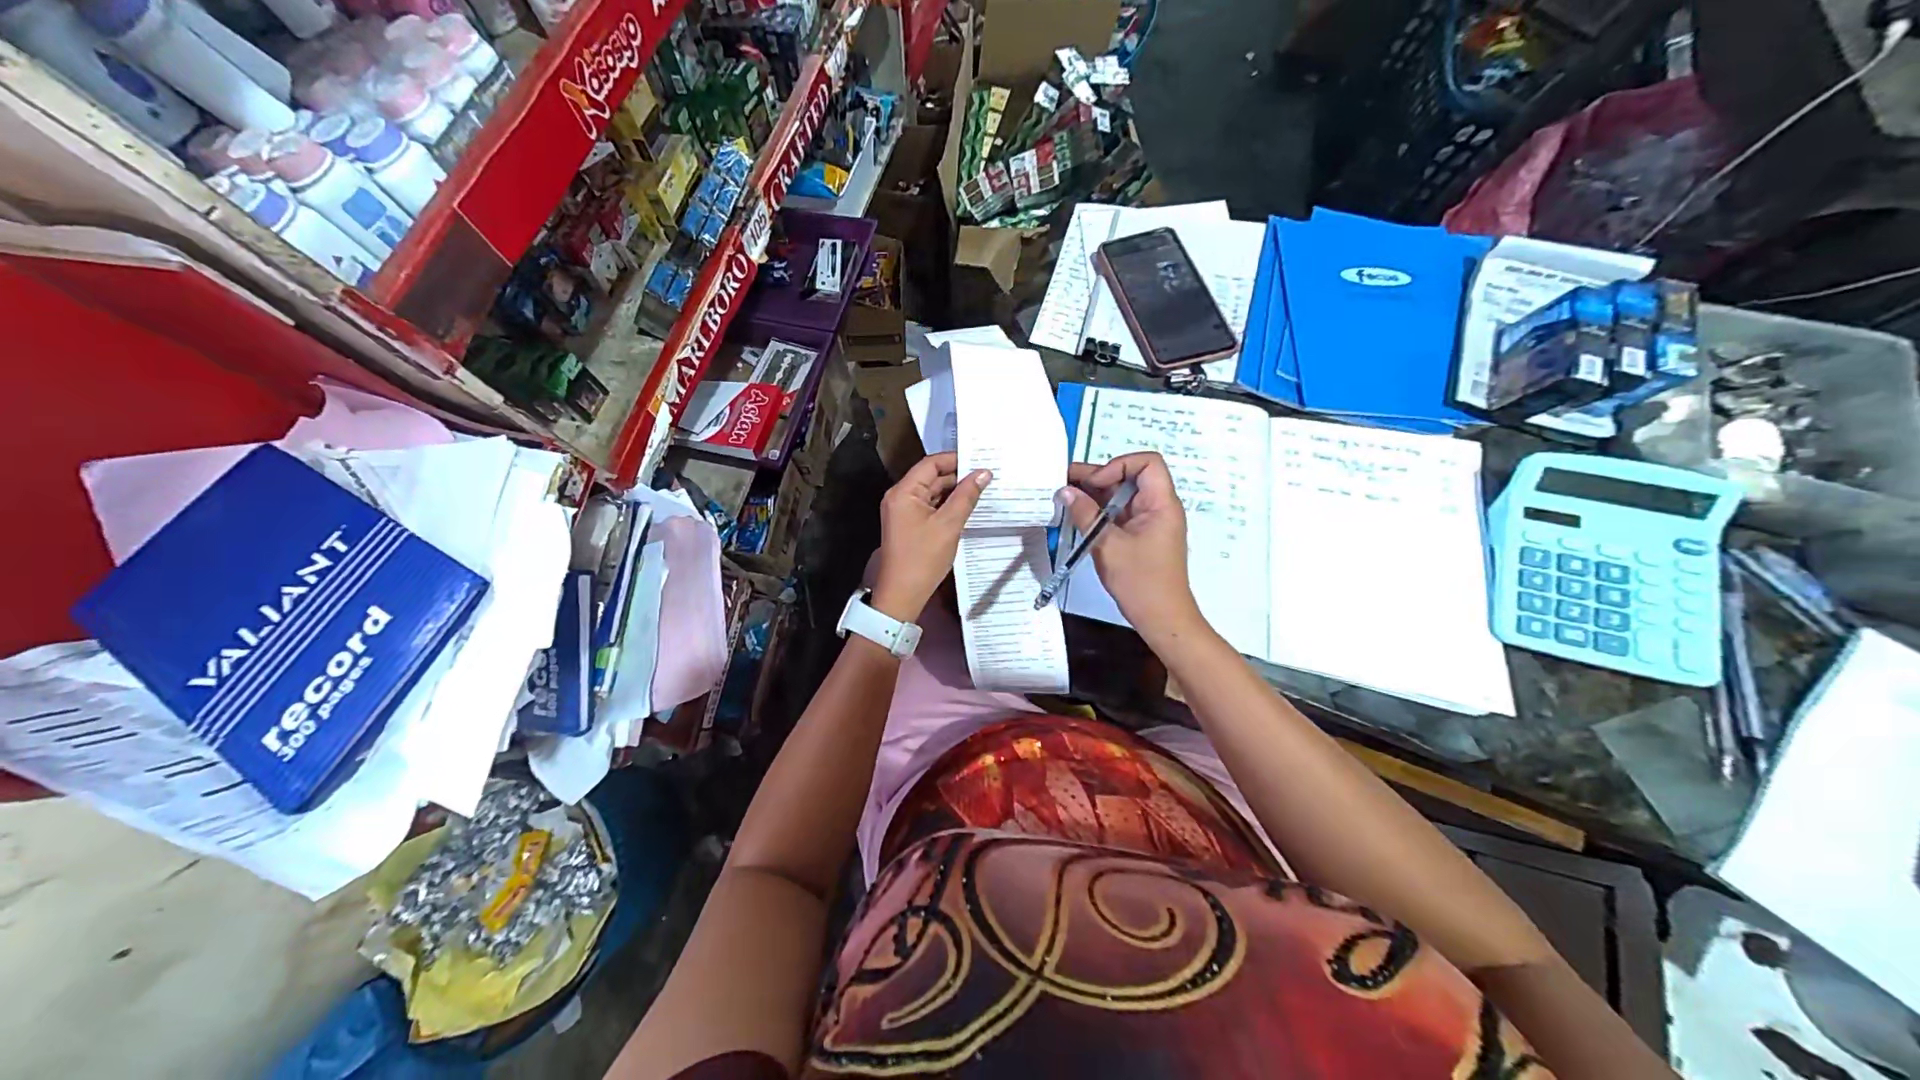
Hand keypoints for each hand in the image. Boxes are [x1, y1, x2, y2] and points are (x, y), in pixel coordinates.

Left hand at [872, 452, 990, 621]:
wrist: (902, 594)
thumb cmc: (923, 558)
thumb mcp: (949, 525)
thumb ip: (966, 496)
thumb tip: (983, 473)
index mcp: (904, 492)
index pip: (931, 464)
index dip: (956, 459)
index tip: (981, 460)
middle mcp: (900, 497)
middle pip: (931, 477)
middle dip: (958, 476)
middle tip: (987, 476)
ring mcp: (903, 511)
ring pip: (932, 492)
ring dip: (954, 492)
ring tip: (982, 490)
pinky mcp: (909, 525)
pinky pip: (930, 507)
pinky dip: (947, 505)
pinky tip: (967, 508)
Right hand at [1061, 452, 1202, 635]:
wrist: (1161, 618)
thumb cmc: (1141, 582)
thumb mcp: (1108, 546)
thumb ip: (1086, 515)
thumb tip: (1065, 491)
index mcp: (1161, 504)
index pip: (1147, 463)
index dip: (1119, 465)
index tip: (1096, 484)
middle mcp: (1157, 507)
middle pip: (1129, 477)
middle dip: (1097, 476)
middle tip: (1064, 480)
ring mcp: (1148, 521)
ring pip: (1120, 495)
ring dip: (1094, 493)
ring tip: (1063, 494)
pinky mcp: (1138, 535)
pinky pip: (1118, 513)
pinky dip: (1098, 510)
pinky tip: (1076, 513)